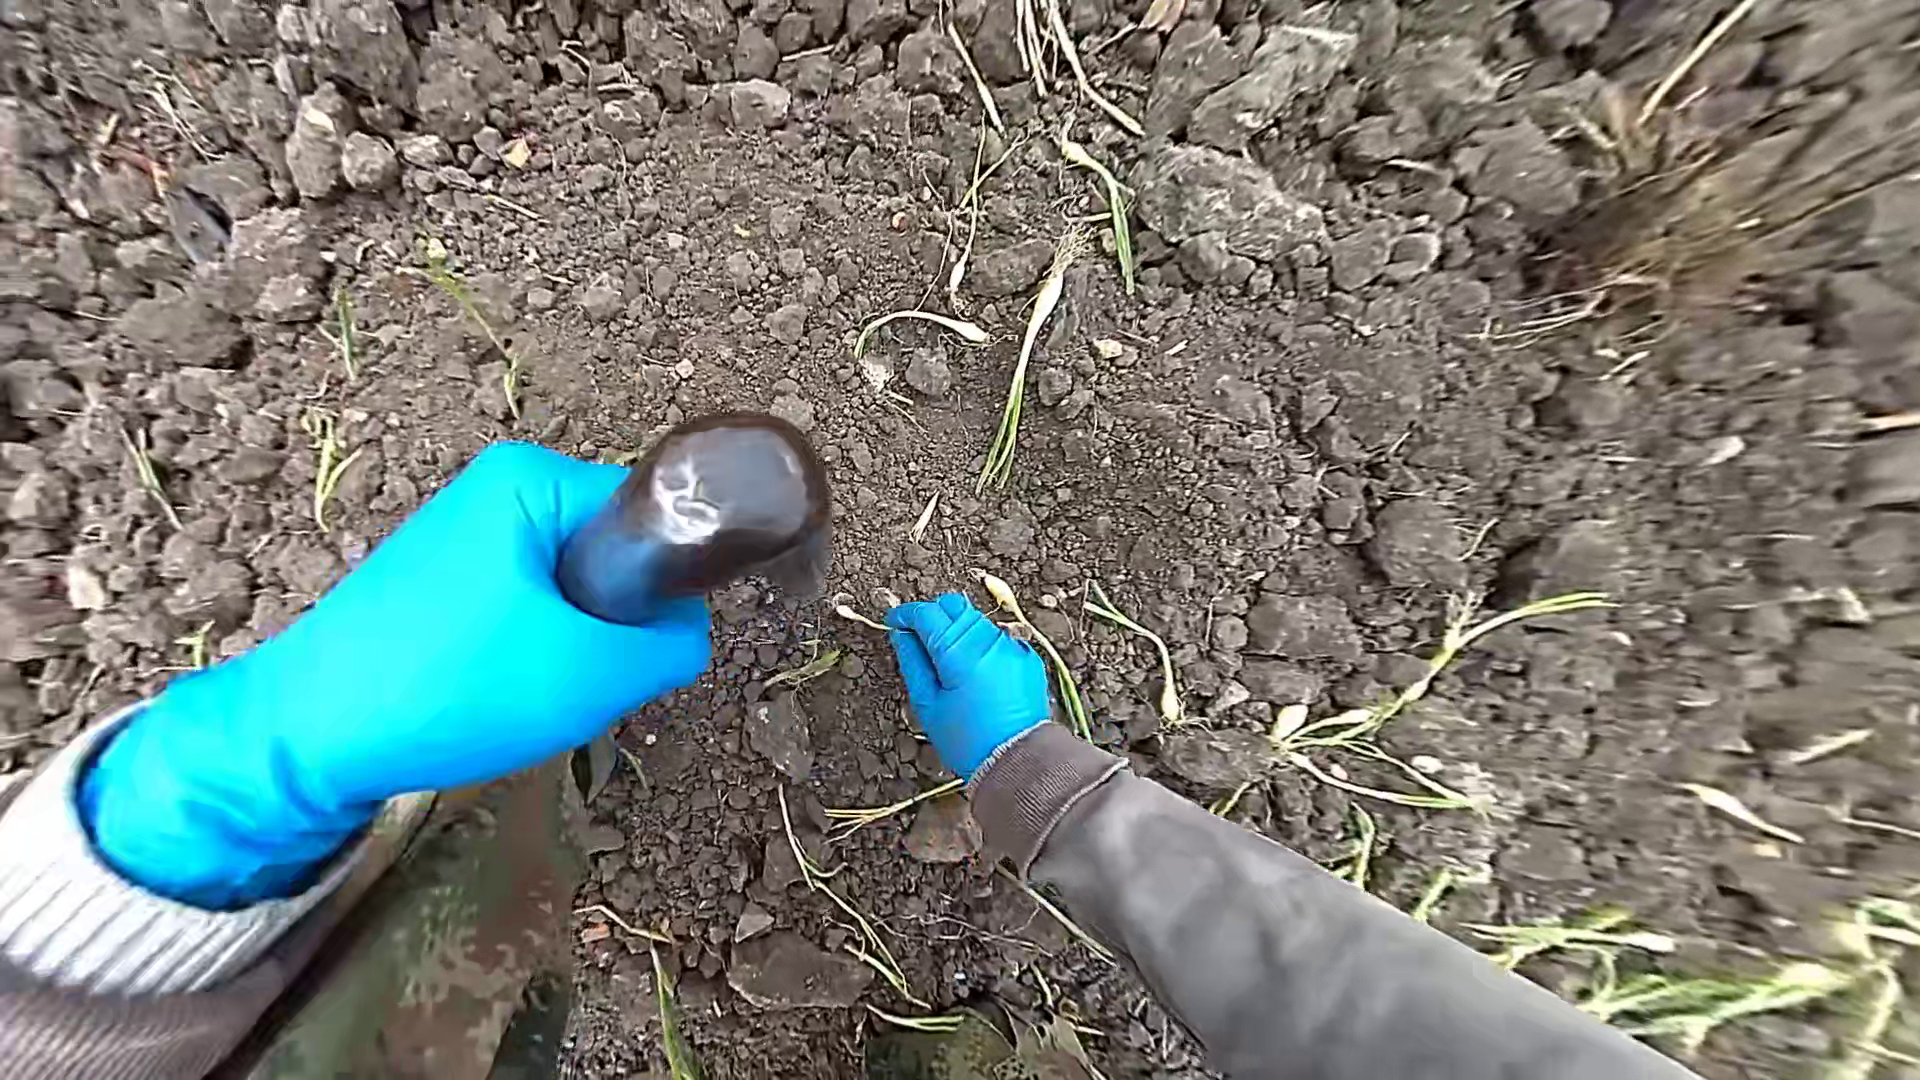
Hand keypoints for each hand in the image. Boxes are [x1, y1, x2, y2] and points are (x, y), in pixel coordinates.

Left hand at [81, 442, 712, 907]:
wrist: (297, 747)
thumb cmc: (459, 686)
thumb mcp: (600, 673)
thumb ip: (680, 644)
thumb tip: (689, 631)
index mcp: (536, 479)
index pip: (654, 515)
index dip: (671, 579)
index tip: (654, 634)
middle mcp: (506, 484)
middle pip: (620, 545)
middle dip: (627, 609)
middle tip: (604, 662)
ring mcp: (477, 523)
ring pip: (586, 572)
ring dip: (591, 625)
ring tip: (560, 670)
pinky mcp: (458, 564)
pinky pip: (545, 587)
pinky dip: (554, 629)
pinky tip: (526, 670)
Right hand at [885, 593, 1051, 778]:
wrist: (1019, 760)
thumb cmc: (969, 741)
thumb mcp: (928, 704)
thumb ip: (913, 662)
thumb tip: (901, 635)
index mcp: (958, 651)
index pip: (926, 612)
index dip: (906, 614)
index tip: (894, 622)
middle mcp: (987, 640)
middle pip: (953, 605)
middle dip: (933, 615)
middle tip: (920, 640)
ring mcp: (1010, 645)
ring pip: (975, 619)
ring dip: (957, 629)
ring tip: (948, 663)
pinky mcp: (1026, 656)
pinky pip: (996, 637)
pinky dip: (980, 644)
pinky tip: (975, 672)